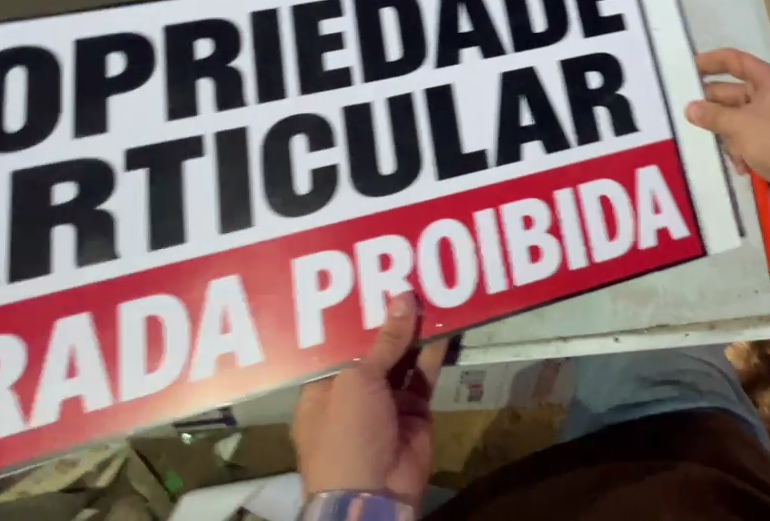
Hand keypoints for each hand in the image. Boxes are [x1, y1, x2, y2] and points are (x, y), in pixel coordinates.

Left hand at [292, 292, 449, 505]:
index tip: (376, 280)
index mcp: (322, 388)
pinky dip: (435, 350)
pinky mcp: (414, 408)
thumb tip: (404, 297)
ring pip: (403, 356)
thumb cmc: (347, 434)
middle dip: (391, 317)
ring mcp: (385, 401)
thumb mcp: (357, 381)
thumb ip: (384, 340)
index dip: (357, 314)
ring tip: (432, 291)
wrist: (374, 492)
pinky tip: (447, 322)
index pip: (338, 343)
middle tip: (410, 276)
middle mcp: (352, 391)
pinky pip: (425, 372)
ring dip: (416, 329)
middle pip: (374, 346)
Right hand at [684, 47, 769, 210]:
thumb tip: (689, 108)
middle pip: (731, 92)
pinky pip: (743, 137)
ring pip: (734, 117)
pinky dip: (738, 149)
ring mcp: (769, 119)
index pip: (735, 60)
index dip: (711, 61)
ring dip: (724, 132)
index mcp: (769, 80)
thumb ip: (712, 114)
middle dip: (711, 105)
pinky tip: (740, 164)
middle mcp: (769, 95)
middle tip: (682, 111)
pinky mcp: (768, 141)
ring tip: (710, 142)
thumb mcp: (740, 126)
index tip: (686, 67)